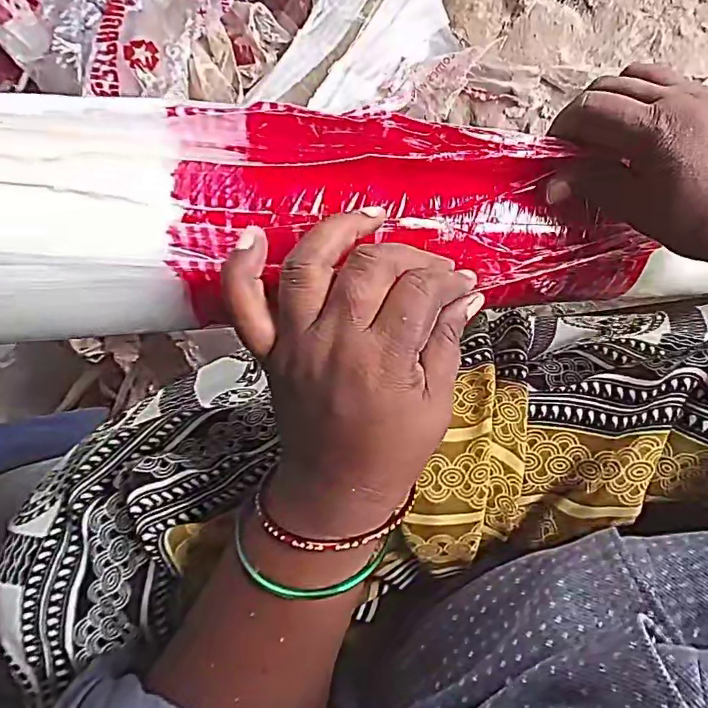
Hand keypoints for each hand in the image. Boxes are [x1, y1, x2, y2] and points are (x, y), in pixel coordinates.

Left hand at [220, 210, 482, 537]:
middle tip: (428, 265)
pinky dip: (240, 266)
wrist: (334, 488)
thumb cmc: (391, 452)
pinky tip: (253, 234)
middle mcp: (334, 342)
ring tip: (368, 218)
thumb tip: (466, 293)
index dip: (446, 277)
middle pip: (368, 267)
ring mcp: (294, 342)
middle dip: (407, 254)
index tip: (460, 281)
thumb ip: (446, 340)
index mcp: (382, 362)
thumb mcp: (436, 403)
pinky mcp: (268, 349)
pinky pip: (243, 303)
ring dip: (336, 231)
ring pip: (307, 266)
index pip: (418, 290)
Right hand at [547, 63, 707, 279]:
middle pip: (611, 85)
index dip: (563, 127)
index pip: (590, 109)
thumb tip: (554, 183)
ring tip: (612, 130)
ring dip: (616, 97)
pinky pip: (675, 83)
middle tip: (577, 142)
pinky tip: (651, 131)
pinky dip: (650, 98)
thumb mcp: (638, 208)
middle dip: (585, 111)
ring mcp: (706, 95)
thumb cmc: (704, 223)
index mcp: (656, 128)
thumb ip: (593, 185)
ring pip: (643, 75)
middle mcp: (680, 100)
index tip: (557, 149)